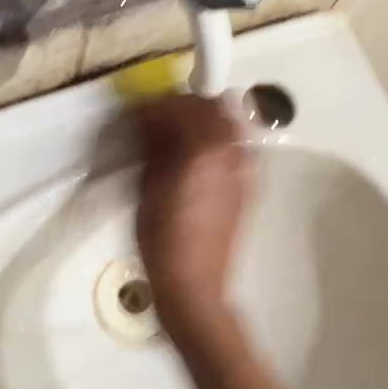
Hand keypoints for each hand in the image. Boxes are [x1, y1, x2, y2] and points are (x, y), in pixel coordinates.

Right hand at [133, 94, 250, 335]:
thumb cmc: (162, 239)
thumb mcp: (148, 186)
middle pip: (215, 105)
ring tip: (176, 138)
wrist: (196, 284)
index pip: (183, 105)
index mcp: (204, 149)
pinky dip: (215, 141)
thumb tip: (149, 118)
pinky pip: (235, 145)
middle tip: (158, 120)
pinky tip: (193, 160)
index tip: (139, 112)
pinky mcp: (248, 184)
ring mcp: (245, 167)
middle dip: (185, 106)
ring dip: (203, 121)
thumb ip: (154, 145)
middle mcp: (232, 151)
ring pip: (230, 122)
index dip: (158, 104)